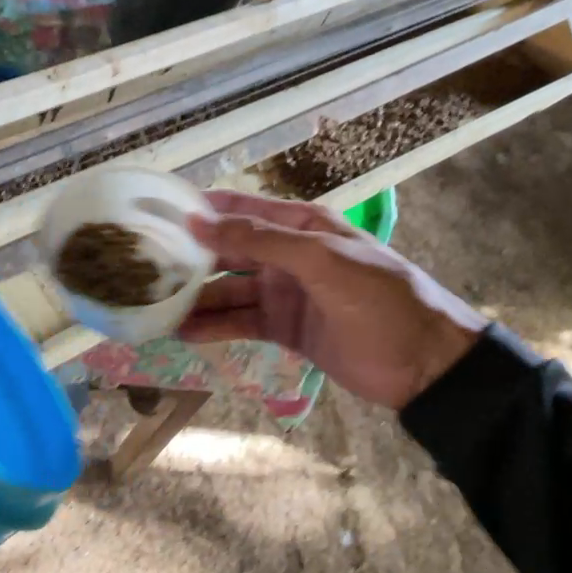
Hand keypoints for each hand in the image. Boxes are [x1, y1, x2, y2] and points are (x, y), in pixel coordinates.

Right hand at [181, 190, 486, 410]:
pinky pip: (240, 322)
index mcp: (298, 225)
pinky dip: (213, 326)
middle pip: (226, 250)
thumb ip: (259, 240)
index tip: (155, 213)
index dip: (198, 209)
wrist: (428, 364)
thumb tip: (198, 222)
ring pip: (227, 289)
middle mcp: (284, 254)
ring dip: (195, 296)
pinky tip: (182, 331)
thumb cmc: (379, 297)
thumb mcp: (321, 260)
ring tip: (154, 304)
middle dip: (189, 256)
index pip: (238, 208)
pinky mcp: (284, 328)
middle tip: (143, 263)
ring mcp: (283, 292)